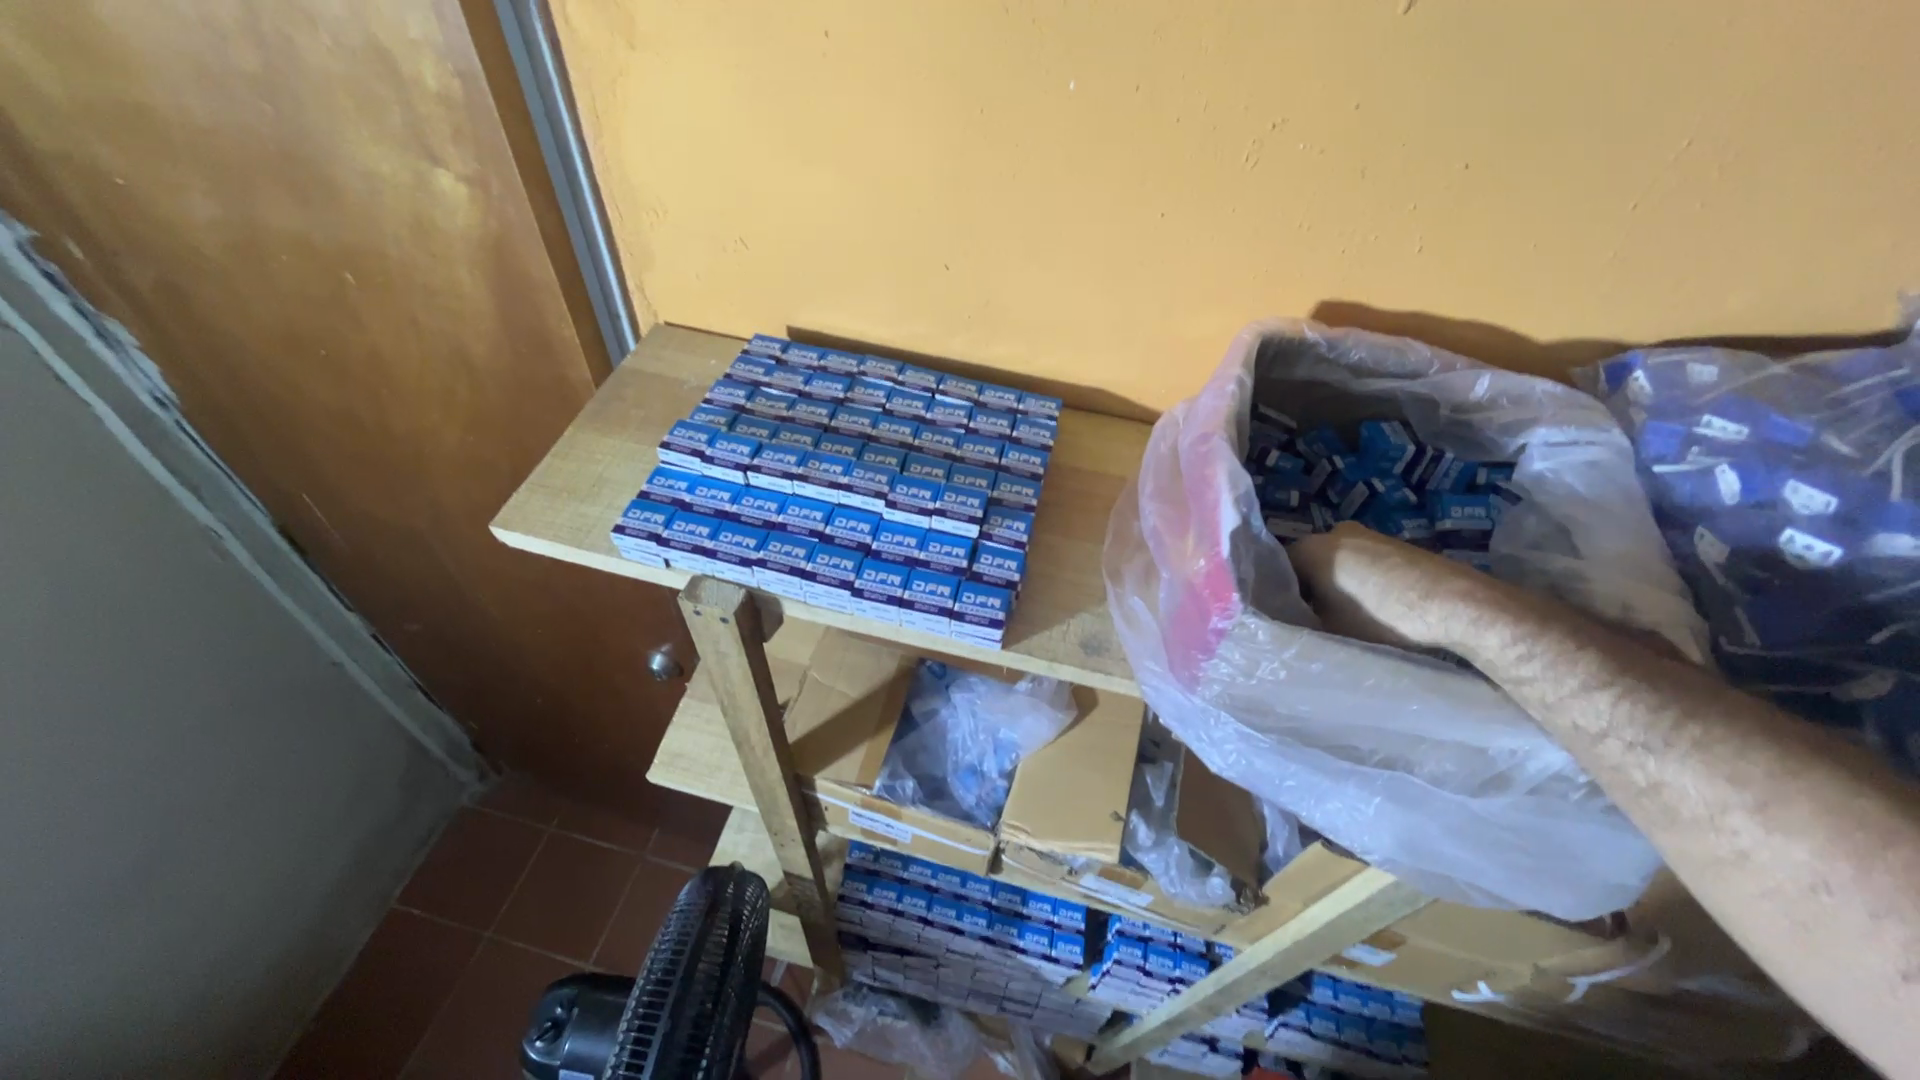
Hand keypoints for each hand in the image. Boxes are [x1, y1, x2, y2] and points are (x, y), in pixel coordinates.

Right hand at [1286, 523, 1470, 648]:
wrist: (1454, 604)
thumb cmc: (1381, 616)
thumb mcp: (1328, 627)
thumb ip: (1301, 619)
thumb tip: (1291, 619)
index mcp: (1309, 547)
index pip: (1275, 571)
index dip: (1277, 597)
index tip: (1285, 620)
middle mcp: (1333, 532)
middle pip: (1306, 564)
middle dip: (1307, 589)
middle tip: (1312, 620)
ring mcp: (1367, 535)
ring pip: (1335, 562)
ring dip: (1335, 585)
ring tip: (1344, 616)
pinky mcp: (1394, 544)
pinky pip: (1362, 562)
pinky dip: (1360, 581)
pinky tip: (1372, 607)